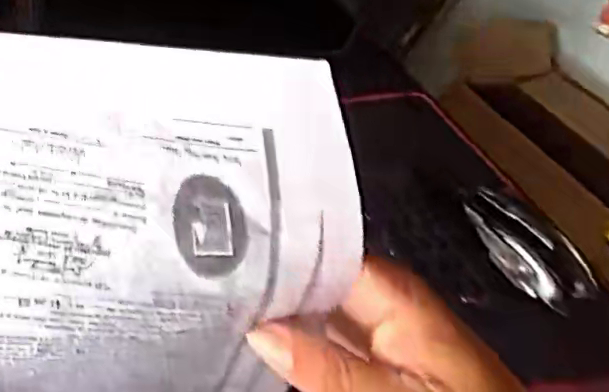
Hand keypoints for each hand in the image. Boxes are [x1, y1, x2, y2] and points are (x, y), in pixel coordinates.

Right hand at [245, 257, 520, 391]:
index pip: (312, 244)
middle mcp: (385, 303)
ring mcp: (381, 336)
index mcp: (394, 292)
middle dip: (263, 279)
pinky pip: (323, 339)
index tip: (224, 246)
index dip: (266, 243)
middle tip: (214, 277)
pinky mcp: (378, 365)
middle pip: (306, 275)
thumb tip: (259, 332)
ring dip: (274, 312)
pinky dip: (293, 341)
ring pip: (311, 310)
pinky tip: (263, 343)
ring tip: (227, 305)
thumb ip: (330, 367)